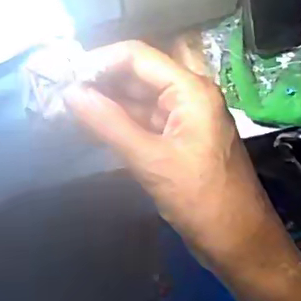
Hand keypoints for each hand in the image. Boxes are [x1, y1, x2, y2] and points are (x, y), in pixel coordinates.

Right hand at [63, 41, 294, 280]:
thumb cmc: (202, 200)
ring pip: (137, 98)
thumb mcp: (150, 161)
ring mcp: (183, 119)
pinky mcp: (176, 140)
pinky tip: (89, 126)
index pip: (138, 56)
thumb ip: (108, 123)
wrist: (240, 244)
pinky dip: (117, 121)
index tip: (65, 76)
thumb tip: (70, 94)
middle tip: (60, 92)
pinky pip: (142, 120)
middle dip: (99, 80)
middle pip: (137, 74)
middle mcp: (188, 96)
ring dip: (105, 101)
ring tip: (67, 108)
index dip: (99, 61)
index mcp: (191, 90)